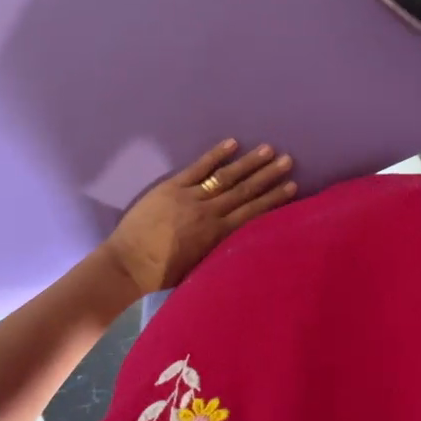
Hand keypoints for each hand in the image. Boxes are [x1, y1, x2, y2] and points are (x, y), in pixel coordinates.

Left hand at [99, 140, 297, 293]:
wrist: (128, 267)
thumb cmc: (162, 278)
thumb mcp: (200, 270)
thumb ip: (220, 254)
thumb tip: (242, 244)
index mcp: (218, 236)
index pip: (252, 213)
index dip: (273, 199)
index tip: (293, 186)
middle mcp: (210, 213)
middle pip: (244, 191)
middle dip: (268, 176)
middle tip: (288, 160)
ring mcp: (190, 197)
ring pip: (226, 177)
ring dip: (249, 163)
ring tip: (269, 149)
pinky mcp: (171, 188)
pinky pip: (198, 168)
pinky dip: (215, 155)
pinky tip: (232, 143)